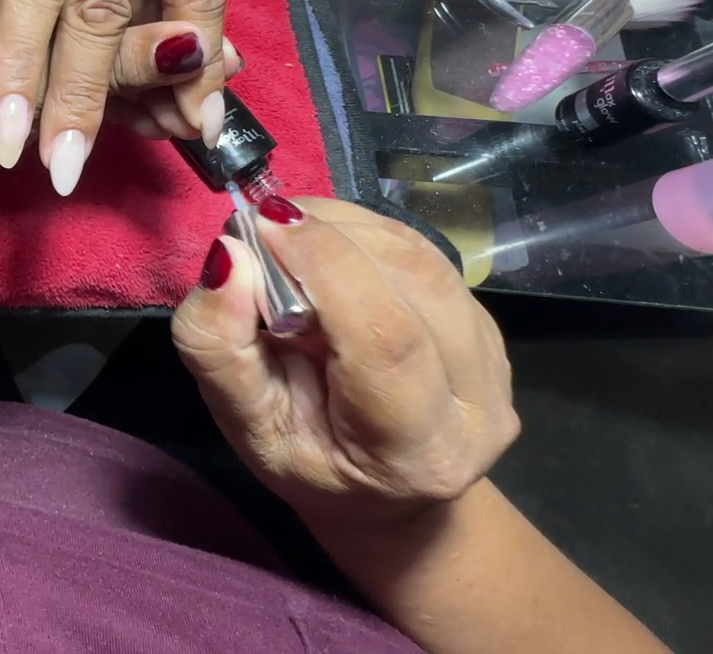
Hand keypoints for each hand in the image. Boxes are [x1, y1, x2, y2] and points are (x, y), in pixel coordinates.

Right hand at [172, 197, 517, 532]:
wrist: (379, 488)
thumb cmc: (301, 456)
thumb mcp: (238, 420)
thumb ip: (218, 345)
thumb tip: (229, 254)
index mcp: (414, 448)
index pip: (384, 334)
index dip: (322, 263)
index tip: (258, 225)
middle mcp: (478, 405)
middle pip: (412, 278)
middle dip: (327, 233)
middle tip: (260, 228)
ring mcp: (494, 361)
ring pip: (420, 255)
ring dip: (342, 224)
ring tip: (285, 236)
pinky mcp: (486, 326)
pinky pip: (423, 254)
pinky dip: (360, 233)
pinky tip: (323, 249)